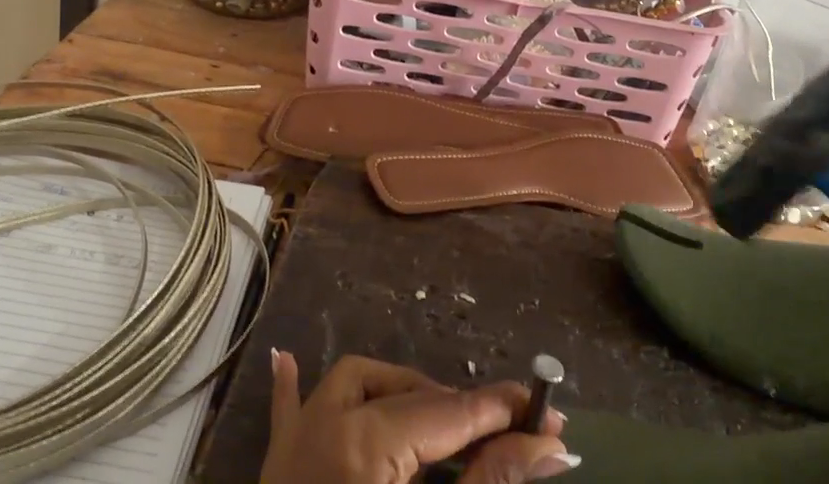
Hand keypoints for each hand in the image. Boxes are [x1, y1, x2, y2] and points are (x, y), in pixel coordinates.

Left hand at [259, 351, 578, 483]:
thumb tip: (549, 445)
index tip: (551, 414)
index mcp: (365, 442)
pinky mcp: (278, 465)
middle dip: (462, 409)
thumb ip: (490, 482)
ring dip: (399, 389)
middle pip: (410, 398)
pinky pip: (284, 412)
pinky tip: (285, 357)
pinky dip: (291, 385)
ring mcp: (296, 442)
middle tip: (509, 431)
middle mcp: (327, 424)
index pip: (451, 412)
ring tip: (445, 413)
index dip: (504, 411)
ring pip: (353, 384)